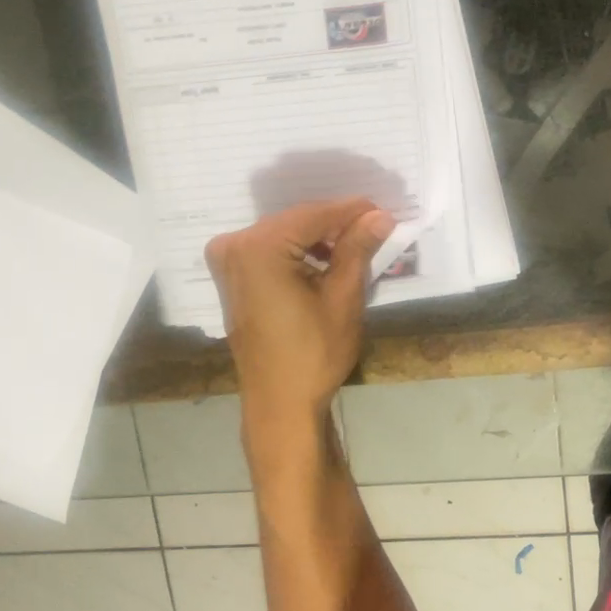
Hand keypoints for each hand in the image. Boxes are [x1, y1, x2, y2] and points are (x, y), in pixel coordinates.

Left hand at [204, 199, 395, 426]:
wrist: (281, 401)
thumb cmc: (315, 353)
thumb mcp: (343, 299)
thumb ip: (357, 250)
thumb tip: (380, 216)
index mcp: (258, 248)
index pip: (313, 216)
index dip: (352, 211)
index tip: (384, 209)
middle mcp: (234, 245)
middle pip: (296, 223)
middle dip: (335, 225)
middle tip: (375, 227)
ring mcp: (227, 262)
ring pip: (284, 236)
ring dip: (319, 240)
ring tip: (357, 248)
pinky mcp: (231, 278)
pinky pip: (270, 253)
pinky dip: (299, 254)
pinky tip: (327, 264)